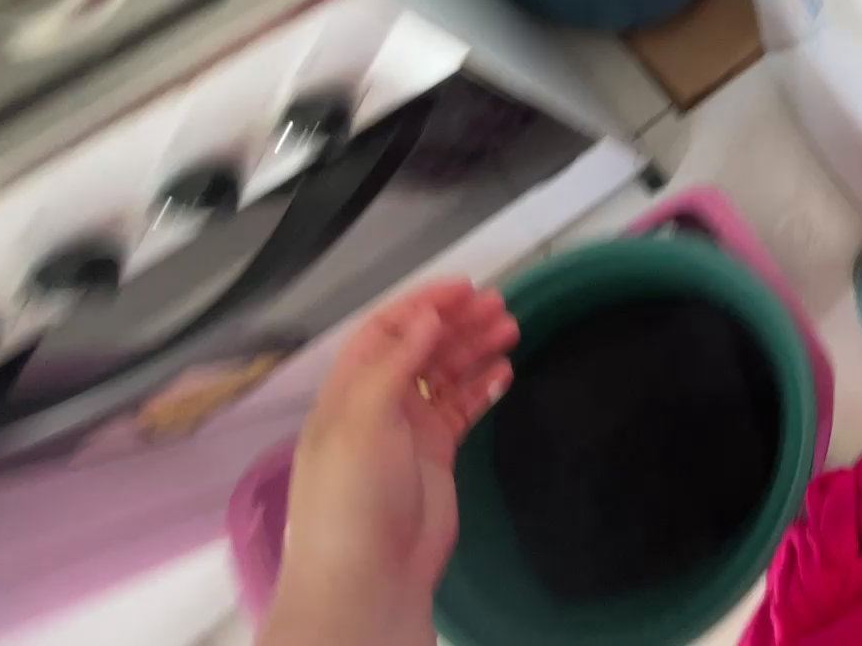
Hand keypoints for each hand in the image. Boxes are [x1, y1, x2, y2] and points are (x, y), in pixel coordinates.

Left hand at [262, 280, 517, 645]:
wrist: (371, 575)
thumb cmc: (353, 499)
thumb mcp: (363, 424)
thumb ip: (393, 365)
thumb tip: (426, 318)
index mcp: (350, 394)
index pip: (385, 332)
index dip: (422, 304)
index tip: (464, 287)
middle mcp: (379, 405)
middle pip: (422, 347)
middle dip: (458, 322)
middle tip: (499, 304)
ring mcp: (411, 428)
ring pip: (448, 372)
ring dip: (477, 347)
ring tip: (511, 329)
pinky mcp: (438, 450)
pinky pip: (465, 405)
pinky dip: (485, 385)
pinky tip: (505, 373)